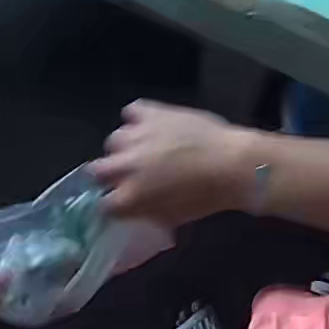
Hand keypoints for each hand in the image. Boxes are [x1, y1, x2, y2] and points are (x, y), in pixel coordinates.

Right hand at [89, 100, 259, 227]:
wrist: (231, 163)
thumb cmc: (207, 197)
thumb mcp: (172, 217)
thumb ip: (146, 212)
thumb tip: (136, 209)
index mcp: (130, 195)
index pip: (104, 203)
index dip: (113, 203)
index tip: (122, 201)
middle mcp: (125, 165)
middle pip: (97, 169)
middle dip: (109, 173)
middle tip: (128, 174)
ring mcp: (135, 135)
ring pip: (114, 140)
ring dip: (126, 146)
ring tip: (144, 148)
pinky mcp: (149, 113)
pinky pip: (131, 111)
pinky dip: (138, 117)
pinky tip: (150, 124)